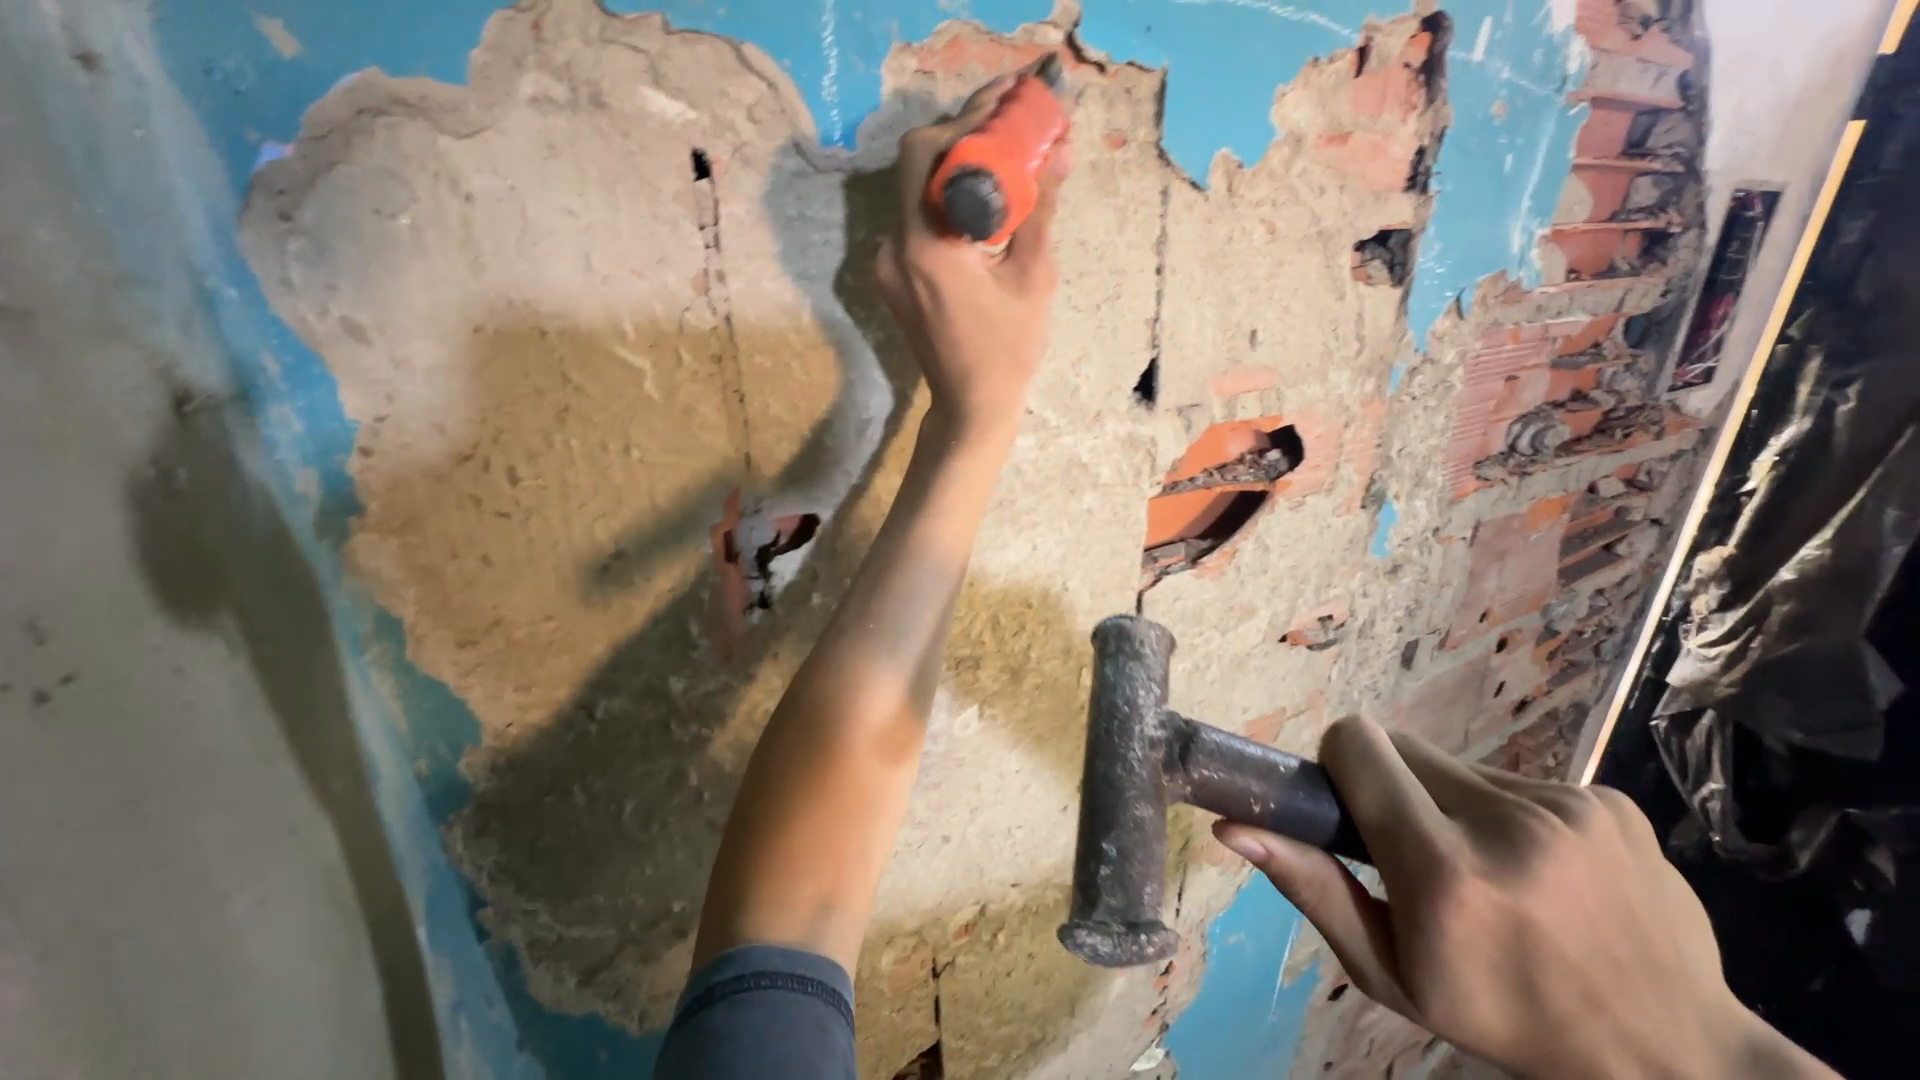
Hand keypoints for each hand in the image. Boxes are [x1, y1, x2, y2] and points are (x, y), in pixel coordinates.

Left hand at [876, 73, 1068, 437]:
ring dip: (954, 169)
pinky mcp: (892, 276)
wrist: (971, 404)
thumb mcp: (1034, 278)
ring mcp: (887, 264)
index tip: (1003, 109)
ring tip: (1001, 160)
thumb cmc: (1008, 350)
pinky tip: (980, 205)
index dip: (963, 122)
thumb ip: (1039, 211)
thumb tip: (1056, 154)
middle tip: (1006, 127)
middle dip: (961, 138)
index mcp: (925, 246)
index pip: (925, 154)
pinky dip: (946, 203)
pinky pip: (916, 220)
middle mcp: (893, 248)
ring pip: (915, 191)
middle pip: (916, 165)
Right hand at [1214, 717, 1836, 1079]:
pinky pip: (1522, 780)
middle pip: (1402, 746)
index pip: (1357, 744)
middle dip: (1391, 787)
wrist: (1673, 1053)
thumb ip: (1312, 890)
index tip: (1348, 810)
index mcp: (1443, 868)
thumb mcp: (1390, 973)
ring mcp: (1569, 805)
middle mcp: (1507, 820)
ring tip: (1491, 872)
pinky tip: (1544, 873)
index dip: (1338, 764)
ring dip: (1453, 805)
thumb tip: (1235, 828)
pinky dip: (1511, 816)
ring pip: (1461, 766)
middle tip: (1415, 851)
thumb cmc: (1505, 1018)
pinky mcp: (1611, 801)